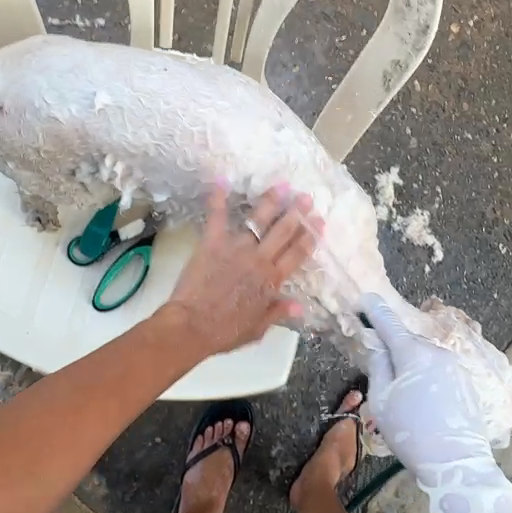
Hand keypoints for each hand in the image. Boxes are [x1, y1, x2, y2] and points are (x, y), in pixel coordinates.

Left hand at [160, 185, 319, 359]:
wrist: (192, 326)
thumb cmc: (225, 332)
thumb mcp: (257, 328)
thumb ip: (278, 312)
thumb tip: (299, 306)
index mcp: (272, 280)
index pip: (297, 254)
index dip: (310, 236)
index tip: (319, 222)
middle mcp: (259, 259)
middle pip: (283, 232)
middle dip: (297, 213)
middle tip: (307, 197)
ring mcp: (236, 248)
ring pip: (258, 220)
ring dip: (272, 202)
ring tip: (282, 186)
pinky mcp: (212, 243)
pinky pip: (216, 217)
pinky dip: (217, 198)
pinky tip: (221, 180)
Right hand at [360, 294, 511, 512]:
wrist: (456, 463)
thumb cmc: (410, 432)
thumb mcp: (381, 400)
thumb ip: (378, 366)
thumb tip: (378, 345)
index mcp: (414, 353)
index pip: (389, 324)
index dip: (375, 312)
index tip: (366, 298)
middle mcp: (437, 352)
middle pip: (408, 345)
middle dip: (394, 352)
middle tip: (381, 372)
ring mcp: (455, 367)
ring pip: (424, 360)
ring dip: (412, 370)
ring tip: (405, 401)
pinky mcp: (466, 383)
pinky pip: (439, 373)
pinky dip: (427, 381)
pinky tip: (424, 406)